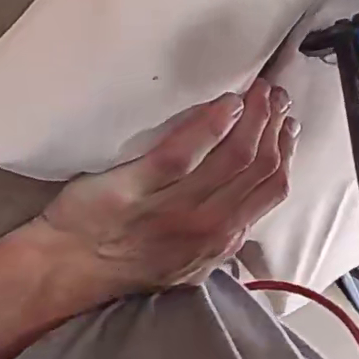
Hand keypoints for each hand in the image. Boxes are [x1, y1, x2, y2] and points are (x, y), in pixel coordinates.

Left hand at [34, 79, 297, 305]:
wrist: (70, 266)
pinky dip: (210, 124)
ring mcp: (173, 208)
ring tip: (259, 92)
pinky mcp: (137, 188)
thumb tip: (247, 212)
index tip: (288, 125)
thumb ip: (221, 239)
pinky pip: (182, 151)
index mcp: (221, 241)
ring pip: (233, 157)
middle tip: (278, 97)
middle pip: (259, 167)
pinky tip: (225, 103)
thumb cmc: (127, 260)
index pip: (271, 189)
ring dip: (254, 119)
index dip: (286, 151)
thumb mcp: (189, 265)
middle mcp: (206, 225)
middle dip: (275, 127)